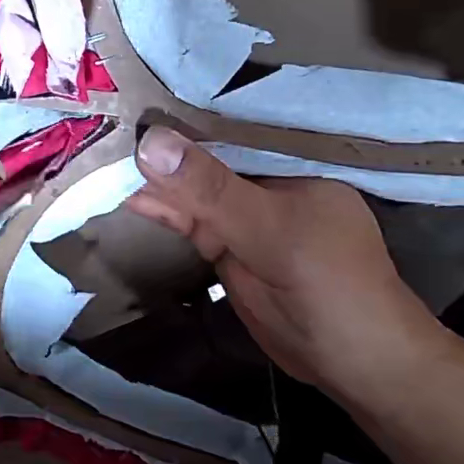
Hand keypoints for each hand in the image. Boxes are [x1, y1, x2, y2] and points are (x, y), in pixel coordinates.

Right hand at [127, 127, 448, 394]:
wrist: (355, 366)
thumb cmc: (330, 286)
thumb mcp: (269, 230)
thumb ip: (210, 189)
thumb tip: (149, 141)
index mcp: (289, 159)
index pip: (229, 123)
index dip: (183, 111)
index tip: (134, 97)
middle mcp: (264, 178)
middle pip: (204, 154)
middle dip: (161, 145)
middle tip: (108, 131)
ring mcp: (244, 212)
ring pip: (191, 187)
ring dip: (154, 179)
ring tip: (108, 165)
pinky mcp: (227, 243)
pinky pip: (188, 218)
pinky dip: (160, 209)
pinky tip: (130, 198)